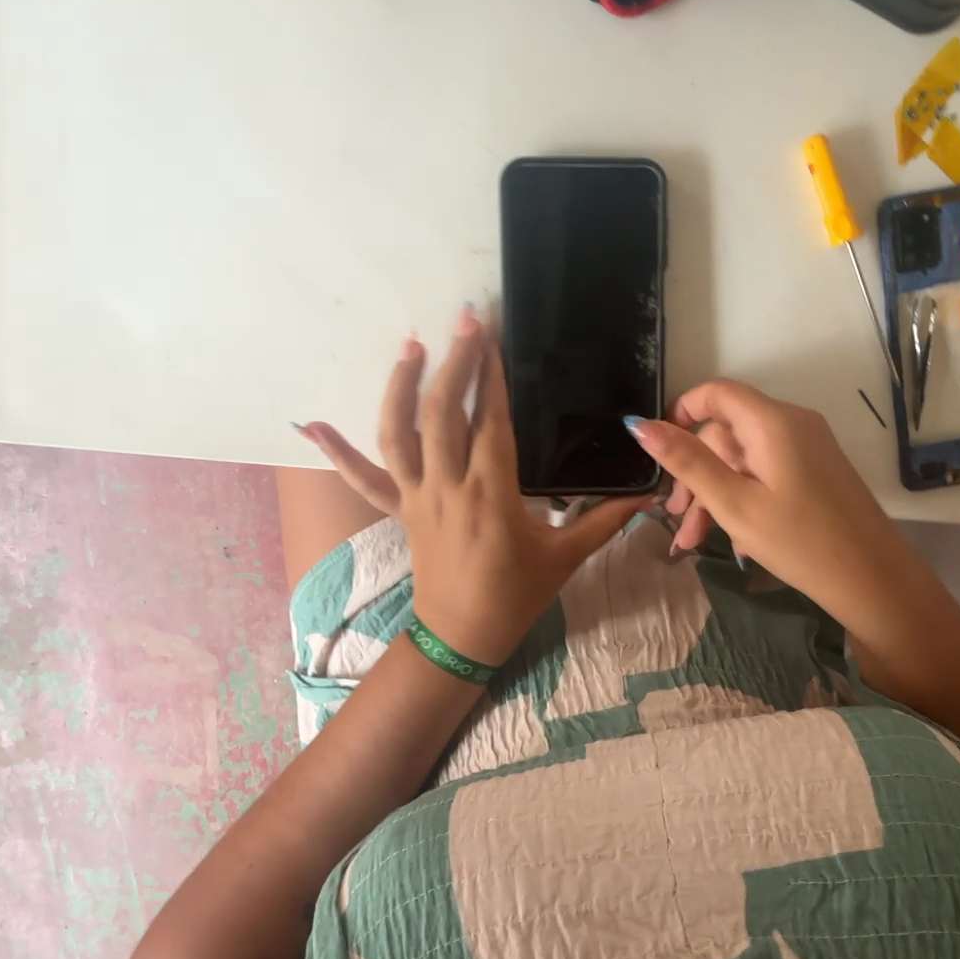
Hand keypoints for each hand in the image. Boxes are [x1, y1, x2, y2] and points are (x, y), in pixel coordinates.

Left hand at [298, 308, 648, 665]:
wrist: (462, 636)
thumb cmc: (517, 595)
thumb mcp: (566, 557)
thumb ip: (606, 519)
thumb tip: (650, 491)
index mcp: (491, 495)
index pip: (489, 422)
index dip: (491, 377)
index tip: (493, 335)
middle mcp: (447, 488)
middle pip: (443, 415)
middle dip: (455, 363)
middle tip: (465, 322)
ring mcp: (416, 497)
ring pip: (398, 434)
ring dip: (401, 387)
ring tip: (411, 346)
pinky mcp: (398, 510)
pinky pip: (361, 479)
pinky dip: (335, 451)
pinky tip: (309, 423)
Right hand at [627, 380, 914, 628]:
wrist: (873, 580)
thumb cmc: (799, 541)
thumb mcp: (733, 503)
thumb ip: (687, 462)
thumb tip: (640, 424)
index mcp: (772, 422)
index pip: (716, 392)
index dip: (682, 412)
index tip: (659, 452)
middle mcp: (792, 423)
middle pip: (726, 432)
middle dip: (695, 473)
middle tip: (676, 520)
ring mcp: (808, 447)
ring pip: (743, 458)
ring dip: (714, 494)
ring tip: (694, 540)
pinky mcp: (816, 470)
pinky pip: (765, 471)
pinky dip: (742, 497)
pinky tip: (730, 539)